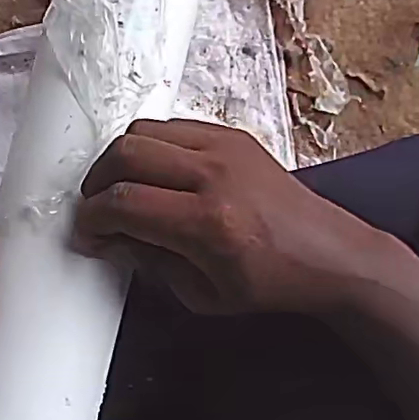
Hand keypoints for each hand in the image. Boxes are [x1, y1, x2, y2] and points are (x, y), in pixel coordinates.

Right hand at [74, 119, 407, 314]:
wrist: (331, 255)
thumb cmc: (269, 283)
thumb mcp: (200, 293)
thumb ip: (148, 261)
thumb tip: (110, 238)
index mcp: (208, 224)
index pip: (124, 203)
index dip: (92, 219)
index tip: (87, 233)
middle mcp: (215, 175)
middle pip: (126, 154)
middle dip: (96, 183)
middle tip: (96, 207)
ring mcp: (226, 148)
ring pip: (143, 131)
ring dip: (119, 160)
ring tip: (119, 188)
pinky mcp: (233, 136)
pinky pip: (171, 126)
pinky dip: (149, 147)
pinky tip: (151, 174)